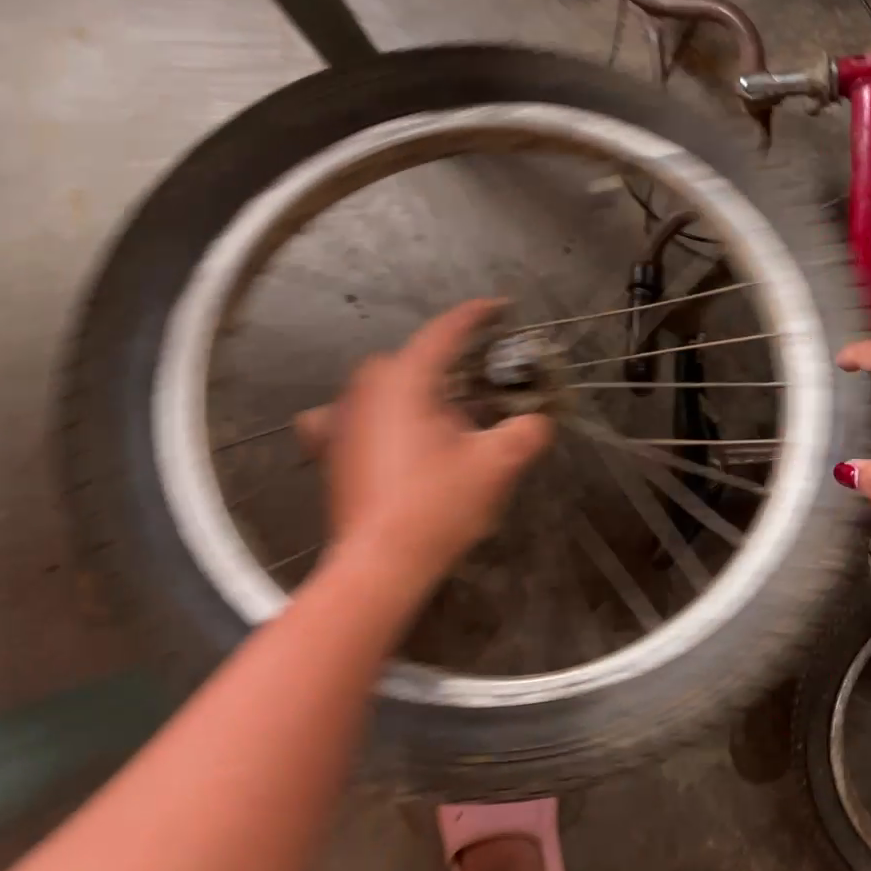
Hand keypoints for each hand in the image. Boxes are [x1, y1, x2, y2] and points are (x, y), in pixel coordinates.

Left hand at [296, 300, 553, 585]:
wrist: (380, 562)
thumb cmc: (438, 505)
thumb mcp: (497, 464)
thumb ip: (527, 432)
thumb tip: (539, 420)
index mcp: (406, 381)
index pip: (445, 333)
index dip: (477, 317)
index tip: (502, 308)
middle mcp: (366, 389)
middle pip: (413, 360)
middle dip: (449, 367)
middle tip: (484, 391)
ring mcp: (341, 419)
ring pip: (383, 386)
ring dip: (415, 392)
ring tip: (445, 419)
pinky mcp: (330, 450)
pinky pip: (349, 416)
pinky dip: (372, 416)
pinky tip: (383, 434)